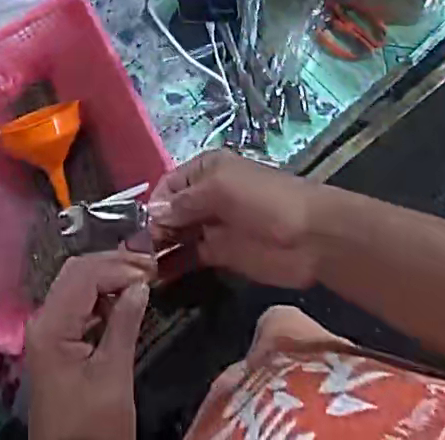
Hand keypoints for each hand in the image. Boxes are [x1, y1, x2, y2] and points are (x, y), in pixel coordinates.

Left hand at [27, 252, 154, 439]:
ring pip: (77, 284)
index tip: (153, 269)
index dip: (119, 267)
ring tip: (142, 278)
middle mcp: (43, 320)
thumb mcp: (113, 378)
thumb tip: (141, 284)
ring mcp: (47, 331)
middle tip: (150, 267)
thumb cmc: (91, 431)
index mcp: (51, 325)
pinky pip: (77, 304)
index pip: (85, 275)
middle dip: (114, 264)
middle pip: (77, 273)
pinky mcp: (55, 343)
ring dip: (108, 276)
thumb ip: (124, 324)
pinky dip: (101, 296)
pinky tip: (124, 299)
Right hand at [149, 152, 328, 288]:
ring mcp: (212, 225)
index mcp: (206, 169)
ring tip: (138, 267)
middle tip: (133, 253)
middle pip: (169, 209)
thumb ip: (184, 201)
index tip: (137, 228)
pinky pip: (189, 256)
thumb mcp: (221, 189)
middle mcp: (205, 194)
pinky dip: (172, 263)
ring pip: (176, 233)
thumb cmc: (265, 200)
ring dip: (158, 246)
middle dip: (151, 227)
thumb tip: (151, 212)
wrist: (311, 237)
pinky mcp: (220, 253)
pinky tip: (155, 276)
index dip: (152, 203)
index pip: (168, 184)